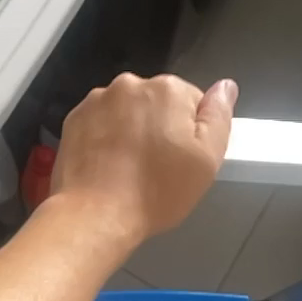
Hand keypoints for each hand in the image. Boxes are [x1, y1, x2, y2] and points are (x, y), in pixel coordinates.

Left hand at [51, 73, 236, 247]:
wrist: (97, 215)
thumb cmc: (155, 193)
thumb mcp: (206, 162)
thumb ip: (219, 118)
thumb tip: (226, 87)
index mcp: (169, 90)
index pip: (193, 103)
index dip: (192, 135)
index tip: (184, 162)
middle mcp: (132, 85)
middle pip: (158, 104)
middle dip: (161, 131)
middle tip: (159, 172)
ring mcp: (99, 100)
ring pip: (127, 114)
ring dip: (132, 135)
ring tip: (132, 174)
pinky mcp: (75, 119)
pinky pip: (101, 125)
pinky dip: (107, 141)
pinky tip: (110, 170)